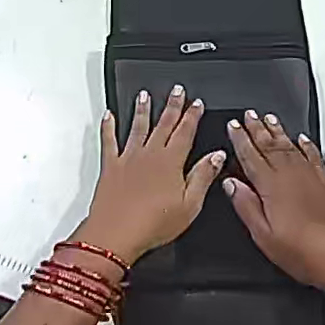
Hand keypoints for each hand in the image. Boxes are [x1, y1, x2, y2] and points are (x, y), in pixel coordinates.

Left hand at [76, 87, 226, 263]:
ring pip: (137, 127)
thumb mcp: (190, 205)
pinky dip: (109, 127)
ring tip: (145, 95)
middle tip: (177, 90)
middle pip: (163, 124)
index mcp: (171, 162)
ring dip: (142, 110)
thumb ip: (203, 177)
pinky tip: (109, 116)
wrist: (117, 233)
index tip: (196, 103)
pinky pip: (109, 140)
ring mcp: (128, 158)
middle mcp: (149, 154)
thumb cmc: (153, 223)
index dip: (192, 116)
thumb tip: (216, 157)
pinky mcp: (110, 167)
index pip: (185, 132)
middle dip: (172, 106)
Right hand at [224, 110, 324, 292]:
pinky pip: (314, 157)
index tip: (233, 126)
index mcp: (272, 185)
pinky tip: (304, 140)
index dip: (240, 138)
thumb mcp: (263, 235)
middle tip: (249, 114)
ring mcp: (313, 178)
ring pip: (291, 146)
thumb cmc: (306, 252)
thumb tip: (231, 185)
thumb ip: (245, 205)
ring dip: (279, 131)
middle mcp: (293, 175)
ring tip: (270, 119)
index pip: (250, 155)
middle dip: (257, 128)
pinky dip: (307, 146)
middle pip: (270, 144)